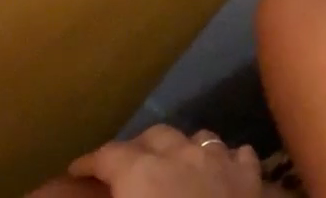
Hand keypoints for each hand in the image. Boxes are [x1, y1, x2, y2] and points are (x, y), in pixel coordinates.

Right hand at [69, 125, 265, 197]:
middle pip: (156, 135)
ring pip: (198, 137)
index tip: (76, 171)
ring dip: (182, 149)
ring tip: (172, 166)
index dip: (90, 162)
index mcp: (141, 173)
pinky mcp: (249, 172)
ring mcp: (220, 158)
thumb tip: (115, 196)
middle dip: (137, 147)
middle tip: (125, 167)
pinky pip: (235, 153)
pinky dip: (224, 159)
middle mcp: (182, 154)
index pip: (109, 154)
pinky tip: (218, 172)